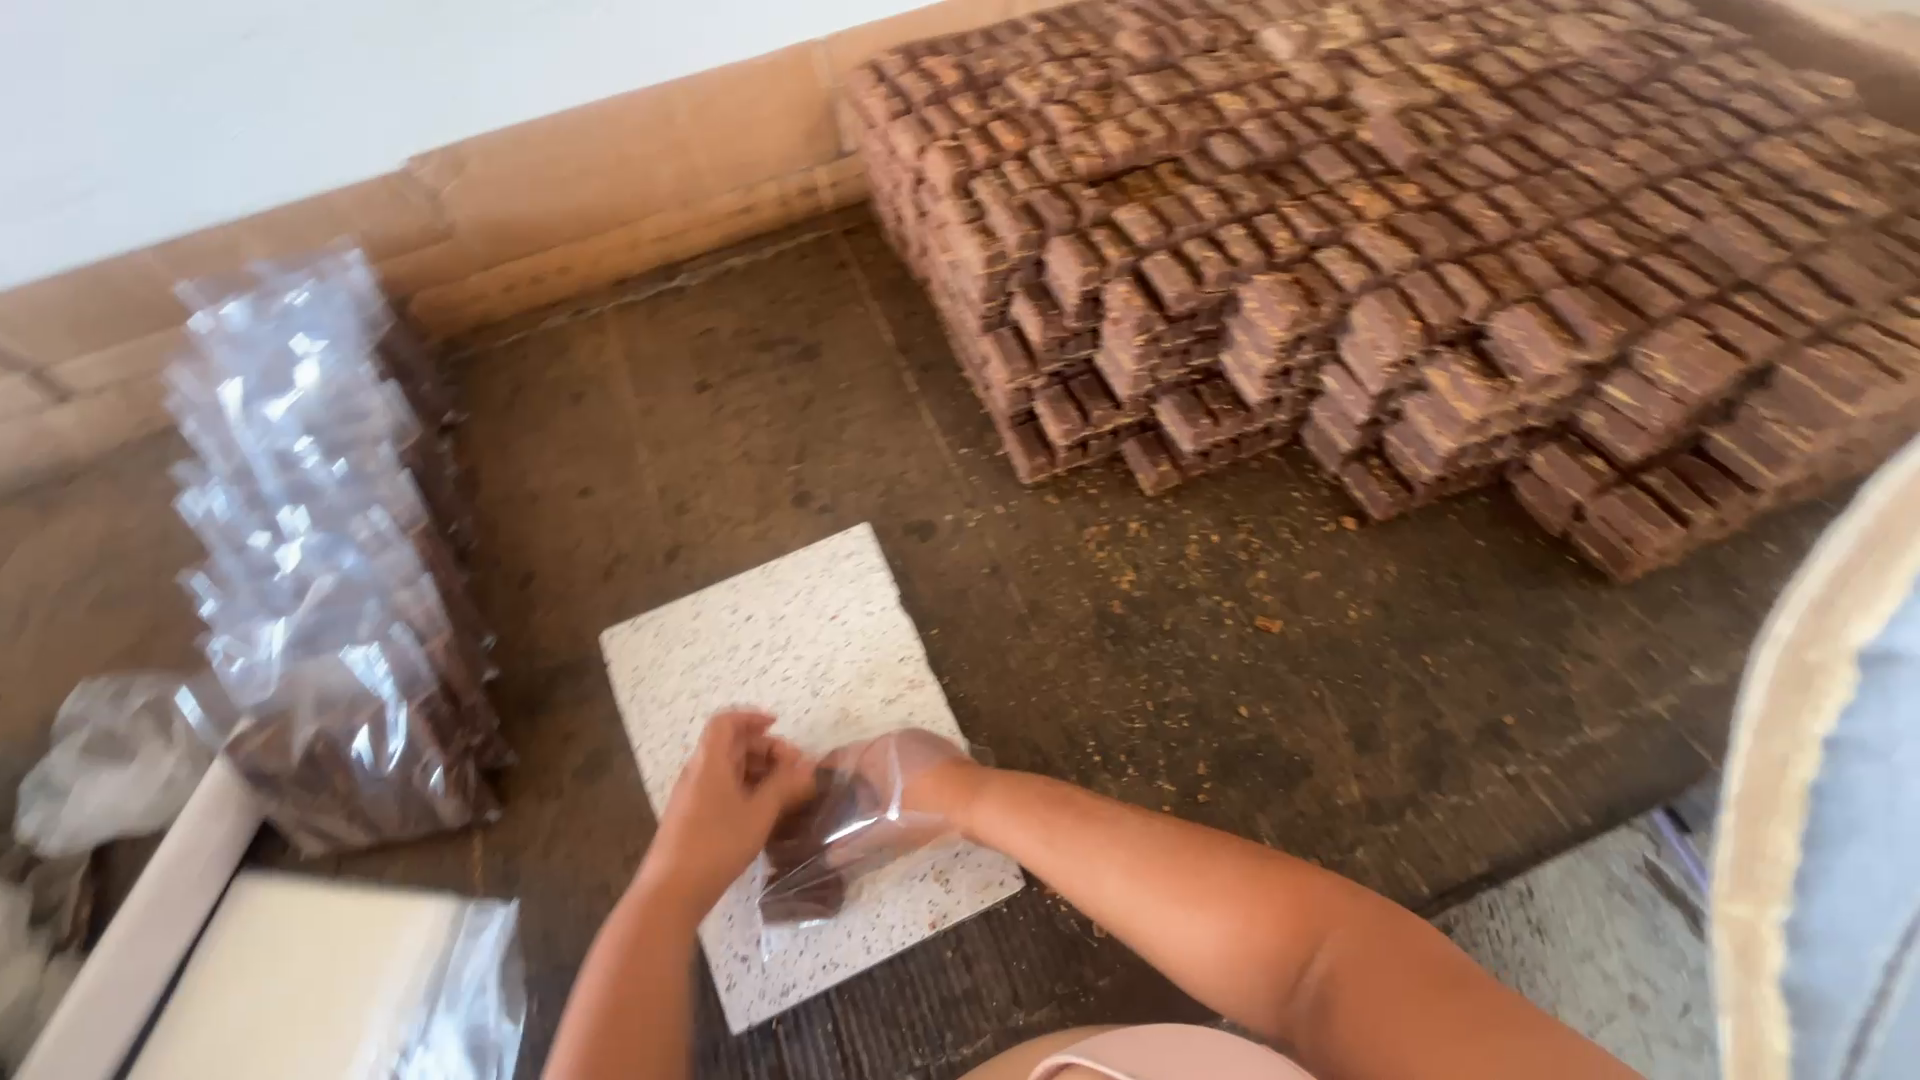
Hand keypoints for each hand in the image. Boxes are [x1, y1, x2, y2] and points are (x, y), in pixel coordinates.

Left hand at [637, 711, 817, 918]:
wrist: (670, 892)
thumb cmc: (717, 844)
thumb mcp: (759, 813)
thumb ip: (785, 785)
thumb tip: (808, 765)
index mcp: (709, 762)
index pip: (726, 722)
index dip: (752, 717)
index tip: (778, 726)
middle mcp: (697, 772)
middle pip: (730, 744)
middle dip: (765, 748)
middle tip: (793, 767)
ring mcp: (692, 795)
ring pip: (728, 768)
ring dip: (758, 770)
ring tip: (785, 790)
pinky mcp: (692, 817)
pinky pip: (722, 788)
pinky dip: (746, 788)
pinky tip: (764, 810)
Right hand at [821, 728, 991, 838]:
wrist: (976, 800)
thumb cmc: (924, 811)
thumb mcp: (885, 830)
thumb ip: (854, 842)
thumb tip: (829, 858)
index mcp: (876, 750)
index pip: (840, 758)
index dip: (827, 776)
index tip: (818, 794)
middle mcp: (896, 738)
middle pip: (866, 758)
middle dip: (857, 781)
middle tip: (848, 807)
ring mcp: (923, 741)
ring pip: (892, 759)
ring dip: (883, 778)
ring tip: (877, 806)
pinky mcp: (943, 749)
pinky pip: (913, 761)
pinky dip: (905, 776)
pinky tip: (908, 799)